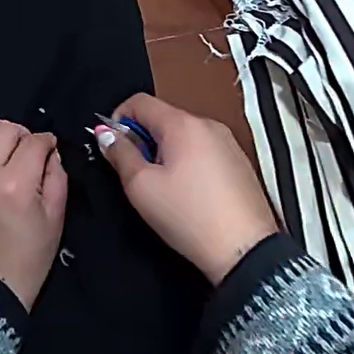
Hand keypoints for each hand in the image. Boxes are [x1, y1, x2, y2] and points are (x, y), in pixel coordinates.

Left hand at [0, 120, 68, 309]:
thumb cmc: (28, 260)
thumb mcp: (55, 219)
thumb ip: (57, 177)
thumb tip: (50, 152)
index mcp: (16, 184)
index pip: (35, 142)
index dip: (48, 143)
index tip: (51, 152)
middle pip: (5, 128)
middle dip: (24, 137)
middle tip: (31, 157)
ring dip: (0, 148)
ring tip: (7, 167)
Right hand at [97, 94, 277, 284]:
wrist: (246, 252)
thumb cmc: (194, 219)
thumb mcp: (141, 186)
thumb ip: (119, 153)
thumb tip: (106, 134)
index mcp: (183, 124)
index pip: (139, 101)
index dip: (118, 120)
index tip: (115, 146)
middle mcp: (208, 125)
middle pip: (162, 118)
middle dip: (143, 141)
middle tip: (137, 174)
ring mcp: (227, 143)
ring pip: (182, 136)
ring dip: (165, 154)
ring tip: (165, 190)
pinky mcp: (238, 163)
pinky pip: (203, 151)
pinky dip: (188, 164)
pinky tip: (188, 195)